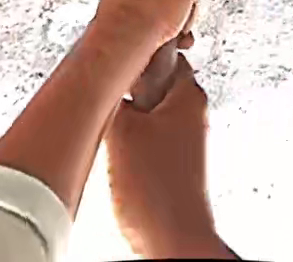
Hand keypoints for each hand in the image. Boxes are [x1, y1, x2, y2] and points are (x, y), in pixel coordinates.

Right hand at [107, 60, 234, 258]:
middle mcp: (192, 111)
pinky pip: (150, 132)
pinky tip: (119, 148)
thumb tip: (100, 78)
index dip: (134, 50)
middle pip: (153, 79)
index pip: (160, 50)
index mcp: (188, 93)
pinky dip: (134, 134)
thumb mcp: (121, 131)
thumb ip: (111, 96)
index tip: (114, 51)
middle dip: (128, 85)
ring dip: (128, 112)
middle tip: (107, 90)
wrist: (172, 244)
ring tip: (112, 123)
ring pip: (149, 107)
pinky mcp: (176, 160)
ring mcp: (185, 137)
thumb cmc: (158, 192)